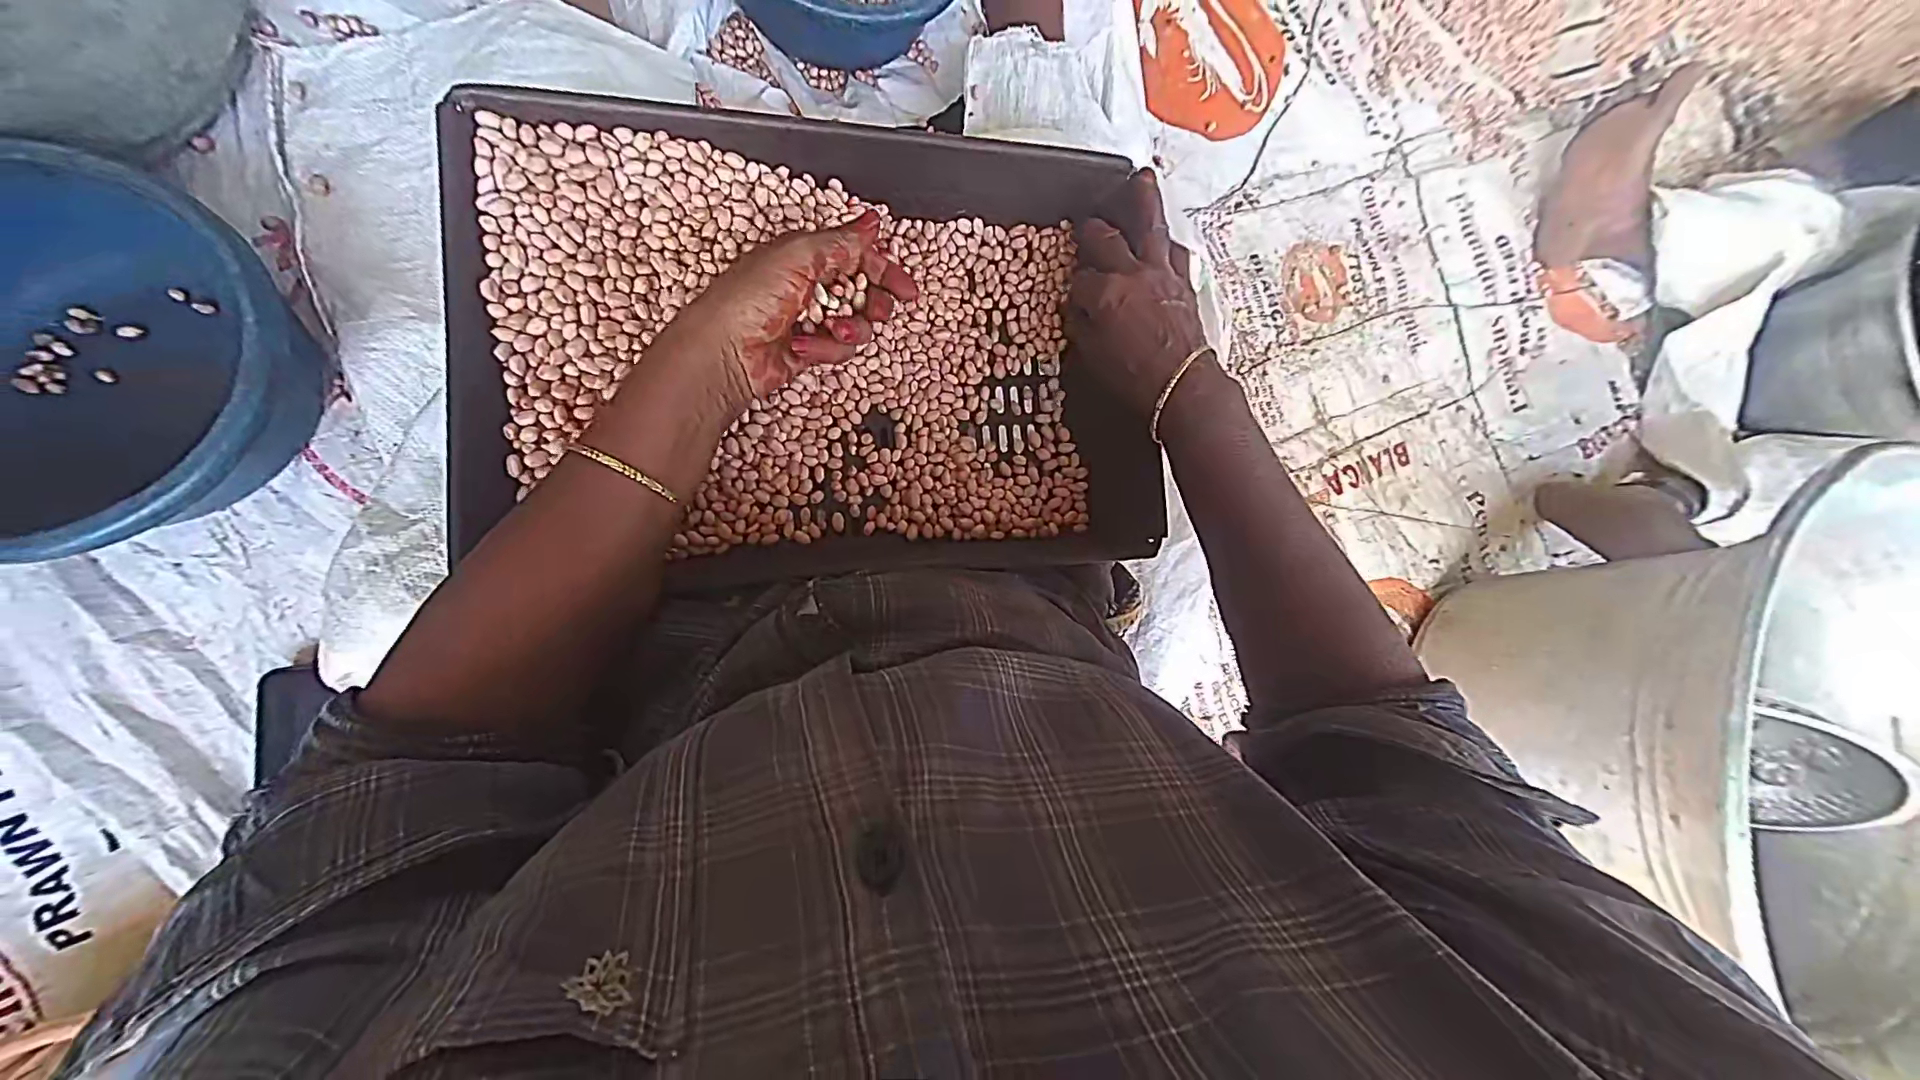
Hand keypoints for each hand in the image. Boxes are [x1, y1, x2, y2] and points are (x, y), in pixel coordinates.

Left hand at [652, 210, 918, 415]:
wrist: (726, 351)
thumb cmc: (746, 300)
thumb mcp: (799, 255)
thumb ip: (842, 241)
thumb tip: (872, 221)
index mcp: (809, 256)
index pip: (860, 258)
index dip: (886, 272)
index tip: (905, 289)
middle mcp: (814, 286)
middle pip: (866, 295)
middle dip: (872, 306)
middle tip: (871, 311)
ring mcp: (813, 320)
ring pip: (858, 326)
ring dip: (848, 330)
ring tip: (829, 329)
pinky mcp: (812, 349)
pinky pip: (839, 350)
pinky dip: (825, 350)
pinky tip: (802, 346)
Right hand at [1065, 170, 1207, 416]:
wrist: (1182, 386)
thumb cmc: (1134, 377)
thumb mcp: (1093, 356)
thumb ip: (1081, 325)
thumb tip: (1077, 308)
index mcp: (1105, 293)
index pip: (1078, 279)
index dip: (1072, 288)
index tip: (1072, 297)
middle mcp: (1133, 274)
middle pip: (1107, 239)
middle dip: (1093, 230)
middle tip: (1087, 224)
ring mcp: (1162, 273)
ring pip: (1150, 226)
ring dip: (1143, 200)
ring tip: (1141, 177)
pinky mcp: (1184, 281)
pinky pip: (1176, 252)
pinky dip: (1167, 244)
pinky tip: (1165, 242)